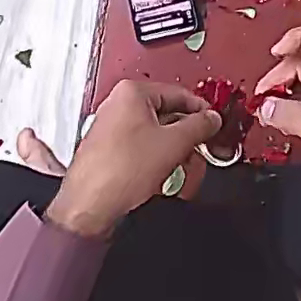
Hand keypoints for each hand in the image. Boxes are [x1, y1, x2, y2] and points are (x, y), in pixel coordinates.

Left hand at [44, 79, 220, 237]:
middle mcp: (119, 104)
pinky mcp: (109, 148)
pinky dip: (156, 158)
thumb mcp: (174, 144)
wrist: (88, 207)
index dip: (201, 111)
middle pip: (167, 114)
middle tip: (200, 149)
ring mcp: (111, 126)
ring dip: (174, 150)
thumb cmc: (119, 171)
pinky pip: (142, 146)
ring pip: (156, 132)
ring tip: (182, 168)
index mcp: (132, 93)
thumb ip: (199, 126)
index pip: (179, 94)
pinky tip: (163, 176)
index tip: (213, 124)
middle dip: (186, 136)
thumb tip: (212, 118)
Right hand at [254, 22, 300, 216]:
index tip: (276, 51)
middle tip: (262, 93)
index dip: (300, 37)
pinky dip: (284, 109)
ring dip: (280, 91)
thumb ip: (297, 116)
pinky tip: (272, 119)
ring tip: (262, 107)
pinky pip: (300, 105)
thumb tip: (264, 106)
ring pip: (300, 84)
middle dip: (282, 71)